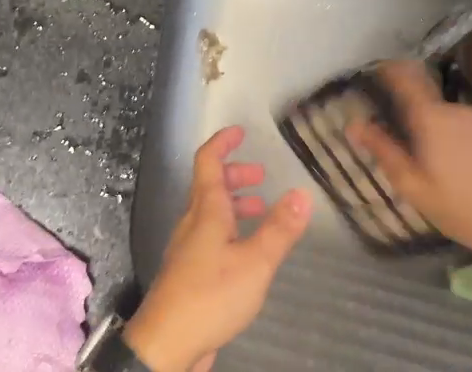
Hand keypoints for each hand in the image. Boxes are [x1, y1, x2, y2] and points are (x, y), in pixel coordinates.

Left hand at [122, 126, 311, 371]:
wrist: (169, 339)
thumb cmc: (210, 294)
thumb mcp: (255, 262)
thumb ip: (279, 229)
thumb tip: (301, 193)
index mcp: (205, 210)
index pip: (207, 161)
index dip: (222, 143)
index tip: (239, 131)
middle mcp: (192, 221)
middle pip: (208, 184)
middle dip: (234, 174)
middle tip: (261, 175)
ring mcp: (188, 246)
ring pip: (210, 211)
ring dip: (234, 202)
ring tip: (261, 209)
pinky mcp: (190, 271)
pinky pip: (210, 234)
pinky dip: (230, 227)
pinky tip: (247, 249)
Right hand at [345, 61, 471, 273]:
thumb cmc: (460, 210)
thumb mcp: (412, 186)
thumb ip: (382, 150)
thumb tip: (353, 123)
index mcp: (431, 119)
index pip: (406, 78)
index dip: (389, 71)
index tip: (377, 74)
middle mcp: (458, 112)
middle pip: (428, 102)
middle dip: (414, 116)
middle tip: (407, 145)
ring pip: (451, 117)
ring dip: (440, 130)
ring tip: (437, 163)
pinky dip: (462, 140)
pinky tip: (466, 170)